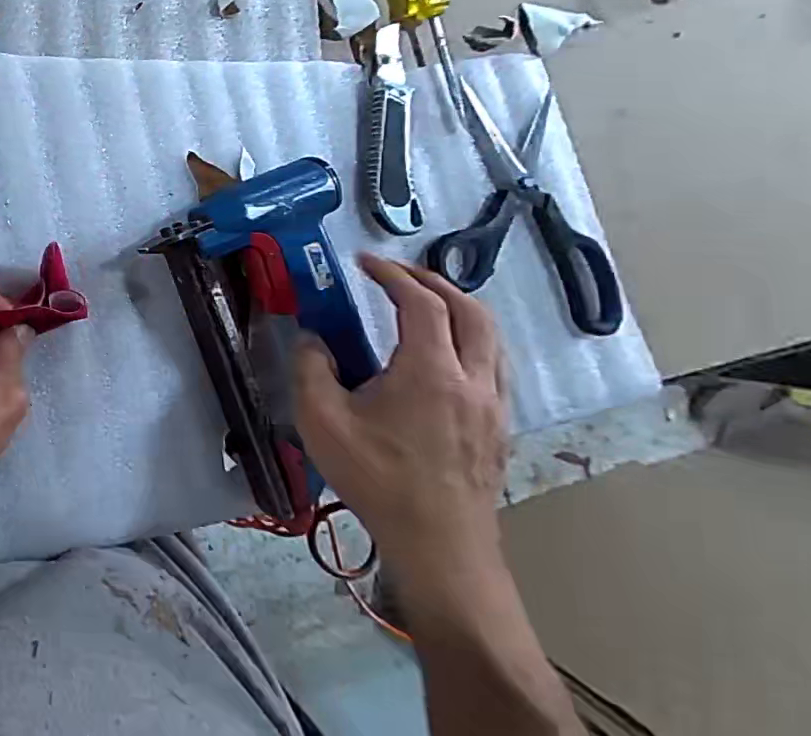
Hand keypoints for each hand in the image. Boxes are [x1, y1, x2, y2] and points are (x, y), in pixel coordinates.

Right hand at [292, 252, 507, 581]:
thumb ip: (310, 370)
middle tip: (399, 276)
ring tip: (425, 307)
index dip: (393, 274)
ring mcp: (493, 403)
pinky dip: (471, 340)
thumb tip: (313, 340)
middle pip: (470, 308)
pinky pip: (494, 363)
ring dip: (458, 308)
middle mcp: (472, 377)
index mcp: (430, 370)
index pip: (420, 302)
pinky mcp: (500, 425)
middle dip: (433, 282)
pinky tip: (446, 357)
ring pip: (490, 336)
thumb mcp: (322, 423)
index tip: (366, 263)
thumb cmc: (379, 481)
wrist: (440, 546)